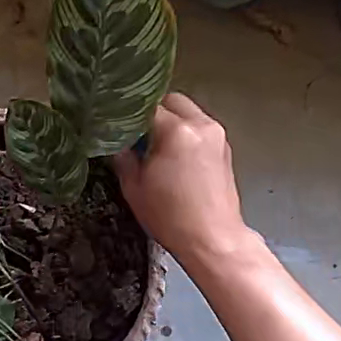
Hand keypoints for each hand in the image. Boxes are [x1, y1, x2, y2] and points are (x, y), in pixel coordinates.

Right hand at [110, 93, 254, 267]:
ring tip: (153, 147)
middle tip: (135, 135)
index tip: (115, 126)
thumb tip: (117, 143)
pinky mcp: (224, 148)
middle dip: (151, 113)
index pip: (146, 106)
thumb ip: (123, 157)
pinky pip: (199, 128)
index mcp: (177, 131)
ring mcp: (217, 135)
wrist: (212, 239)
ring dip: (170, 122)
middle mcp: (201, 125)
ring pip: (187, 112)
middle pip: (171, 100)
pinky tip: (172, 156)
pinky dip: (184, 133)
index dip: (127, 115)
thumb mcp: (134, 187)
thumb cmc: (171, 217)